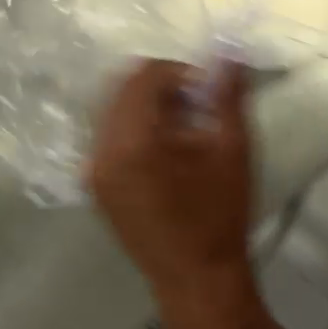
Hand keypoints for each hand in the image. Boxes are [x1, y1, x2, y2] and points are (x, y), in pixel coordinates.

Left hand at [88, 60, 255, 304]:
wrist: (196, 273)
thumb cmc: (220, 209)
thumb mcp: (234, 147)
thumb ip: (228, 96)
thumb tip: (228, 55)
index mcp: (133, 140)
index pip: (145, 76)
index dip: (183, 72)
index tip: (213, 92)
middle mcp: (101, 151)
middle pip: (122, 89)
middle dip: (165, 85)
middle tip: (203, 104)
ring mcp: (93, 171)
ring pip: (114, 111)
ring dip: (151, 105)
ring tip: (190, 126)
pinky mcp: (96, 187)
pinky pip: (110, 136)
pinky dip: (139, 127)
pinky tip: (171, 150)